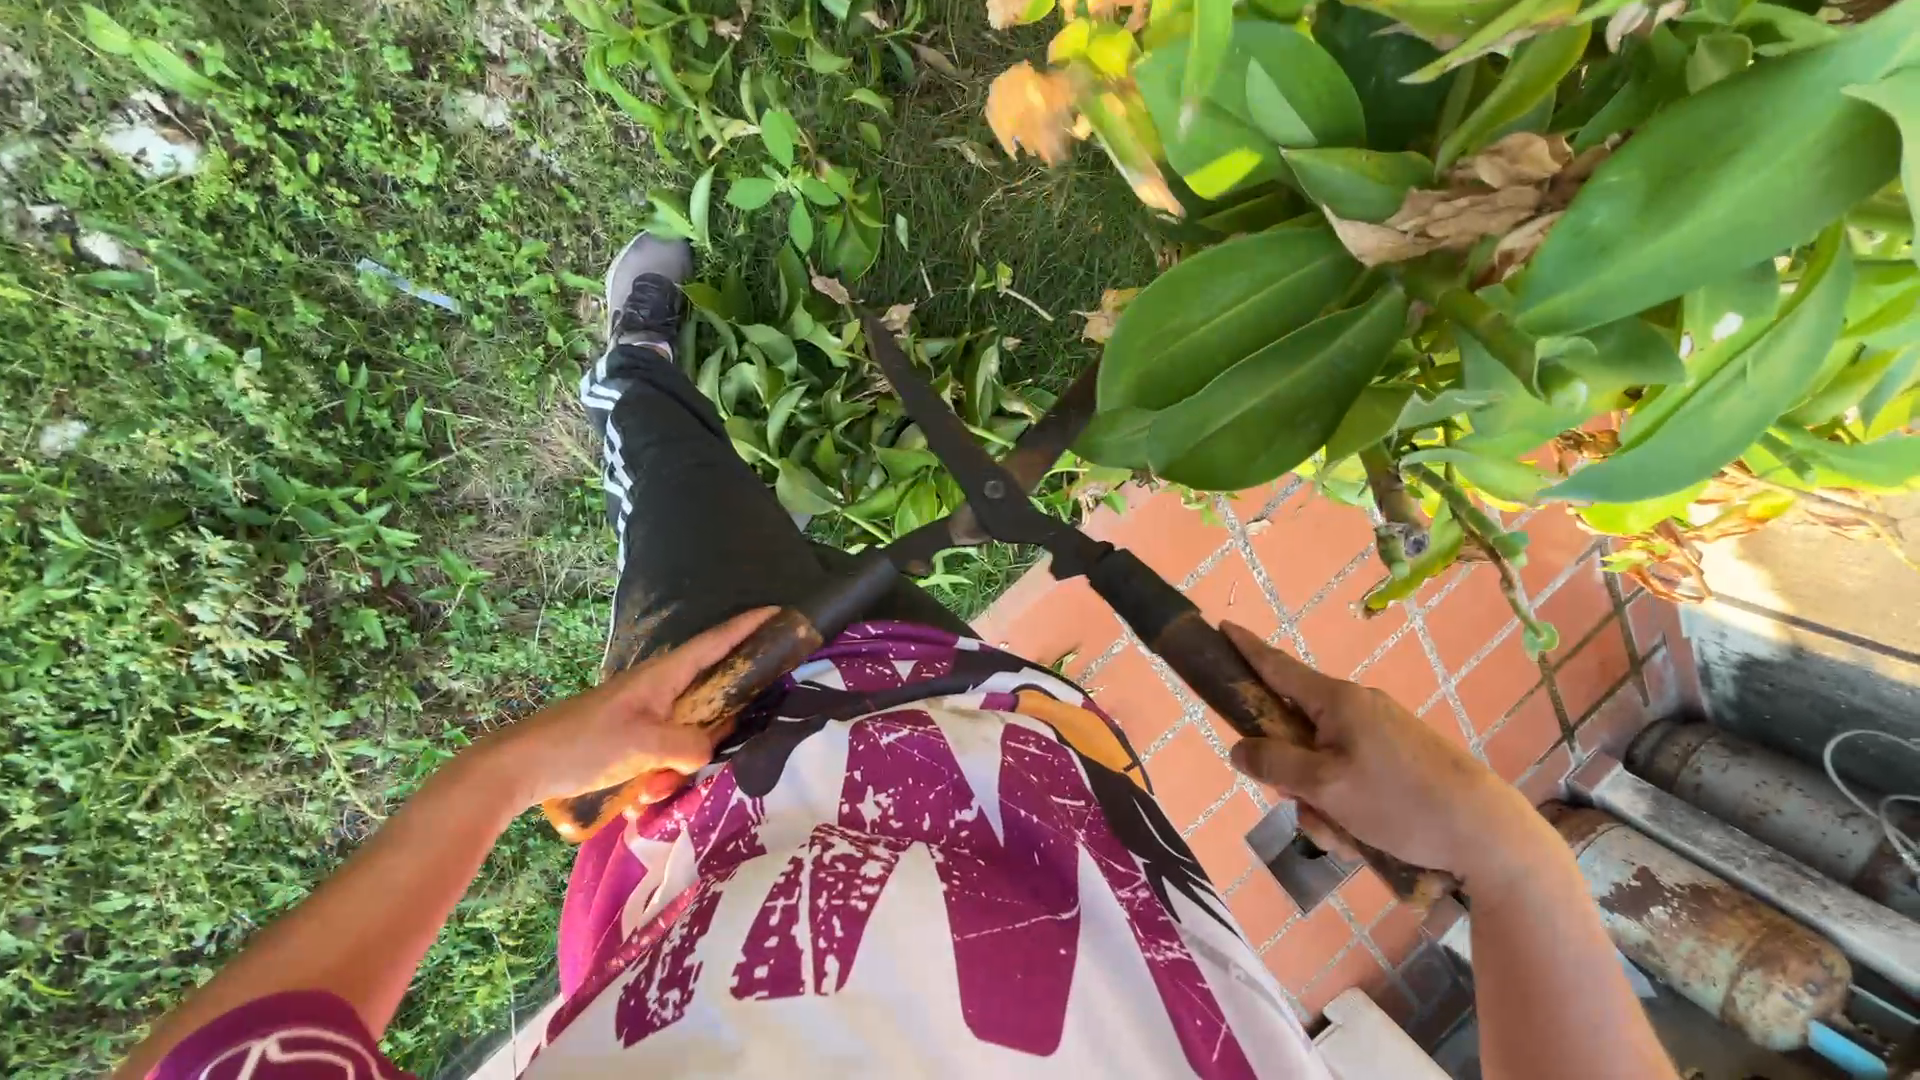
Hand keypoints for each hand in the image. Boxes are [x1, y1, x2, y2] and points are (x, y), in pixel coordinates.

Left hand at [482, 607, 777, 807]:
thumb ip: (688, 745)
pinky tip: (637, 799)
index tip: (782, 613)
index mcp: (664, 676)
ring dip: (680, 765)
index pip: (717, 642)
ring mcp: (644, 714)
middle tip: (717, 750)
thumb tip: (708, 751)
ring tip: (653, 790)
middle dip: (717, 727)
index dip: (750, 626)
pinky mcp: (630, 738)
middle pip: (711, 695)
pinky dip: (659, 776)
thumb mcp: (643, 744)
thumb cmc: (581, 744)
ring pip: (688, 734)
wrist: (518, 768)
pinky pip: (664, 755)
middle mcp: (659, 689)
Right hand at [1220, 622, 1553, 888]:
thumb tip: (1239, 749)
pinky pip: (1349, 779)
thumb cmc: (1400, 801)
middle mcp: (1357, 710)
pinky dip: (1344, 808)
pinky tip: (1362, 838)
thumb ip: (1273, 764)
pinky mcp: (1398, 763)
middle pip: (1295, 730)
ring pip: (1320, 764)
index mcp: (1338, 701)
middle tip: (1302, 803)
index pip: (1278, 666)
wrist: (1489, 835)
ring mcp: (1380, 737)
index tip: (1222, 628)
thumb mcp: (1324, 787)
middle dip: (1288, 772)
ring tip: (1343, 833)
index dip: (1246, 649)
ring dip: (1318, 801)